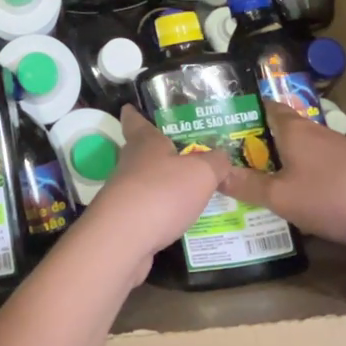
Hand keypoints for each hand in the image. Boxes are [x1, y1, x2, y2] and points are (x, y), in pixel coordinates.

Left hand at [75, 105, 230, 261]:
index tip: (131, 107)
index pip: (134, 120)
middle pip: (141, 150)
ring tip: (190, 188)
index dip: (134, 113)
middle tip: (183, 151)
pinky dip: (161, 210)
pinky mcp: (125, 219)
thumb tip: (221, 156)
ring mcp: (125, 192)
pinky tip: (180, 218)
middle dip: (158, 150)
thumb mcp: (201, 173)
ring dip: (163, 183)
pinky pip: (147, 208)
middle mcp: (130, 162)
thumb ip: (215, 162)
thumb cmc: (162, 192)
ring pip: (145, 180)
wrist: (124, 238)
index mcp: (144, 142)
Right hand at [218, 101, 345, 249]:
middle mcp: (315, 132)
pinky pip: (319, 168)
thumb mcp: (281, 197)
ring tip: (260, 183)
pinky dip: (304, 177)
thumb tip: (214, 174)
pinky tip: (300, 199)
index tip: (222, 127)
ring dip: (282, 163)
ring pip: (301, 151)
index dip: (243, 114)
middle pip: (280, 130)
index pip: (264, 107)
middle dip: (258, 144)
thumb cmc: (333, 196)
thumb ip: (247, 185)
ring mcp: (339, 151)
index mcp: (293, 129)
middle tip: (233, 161)